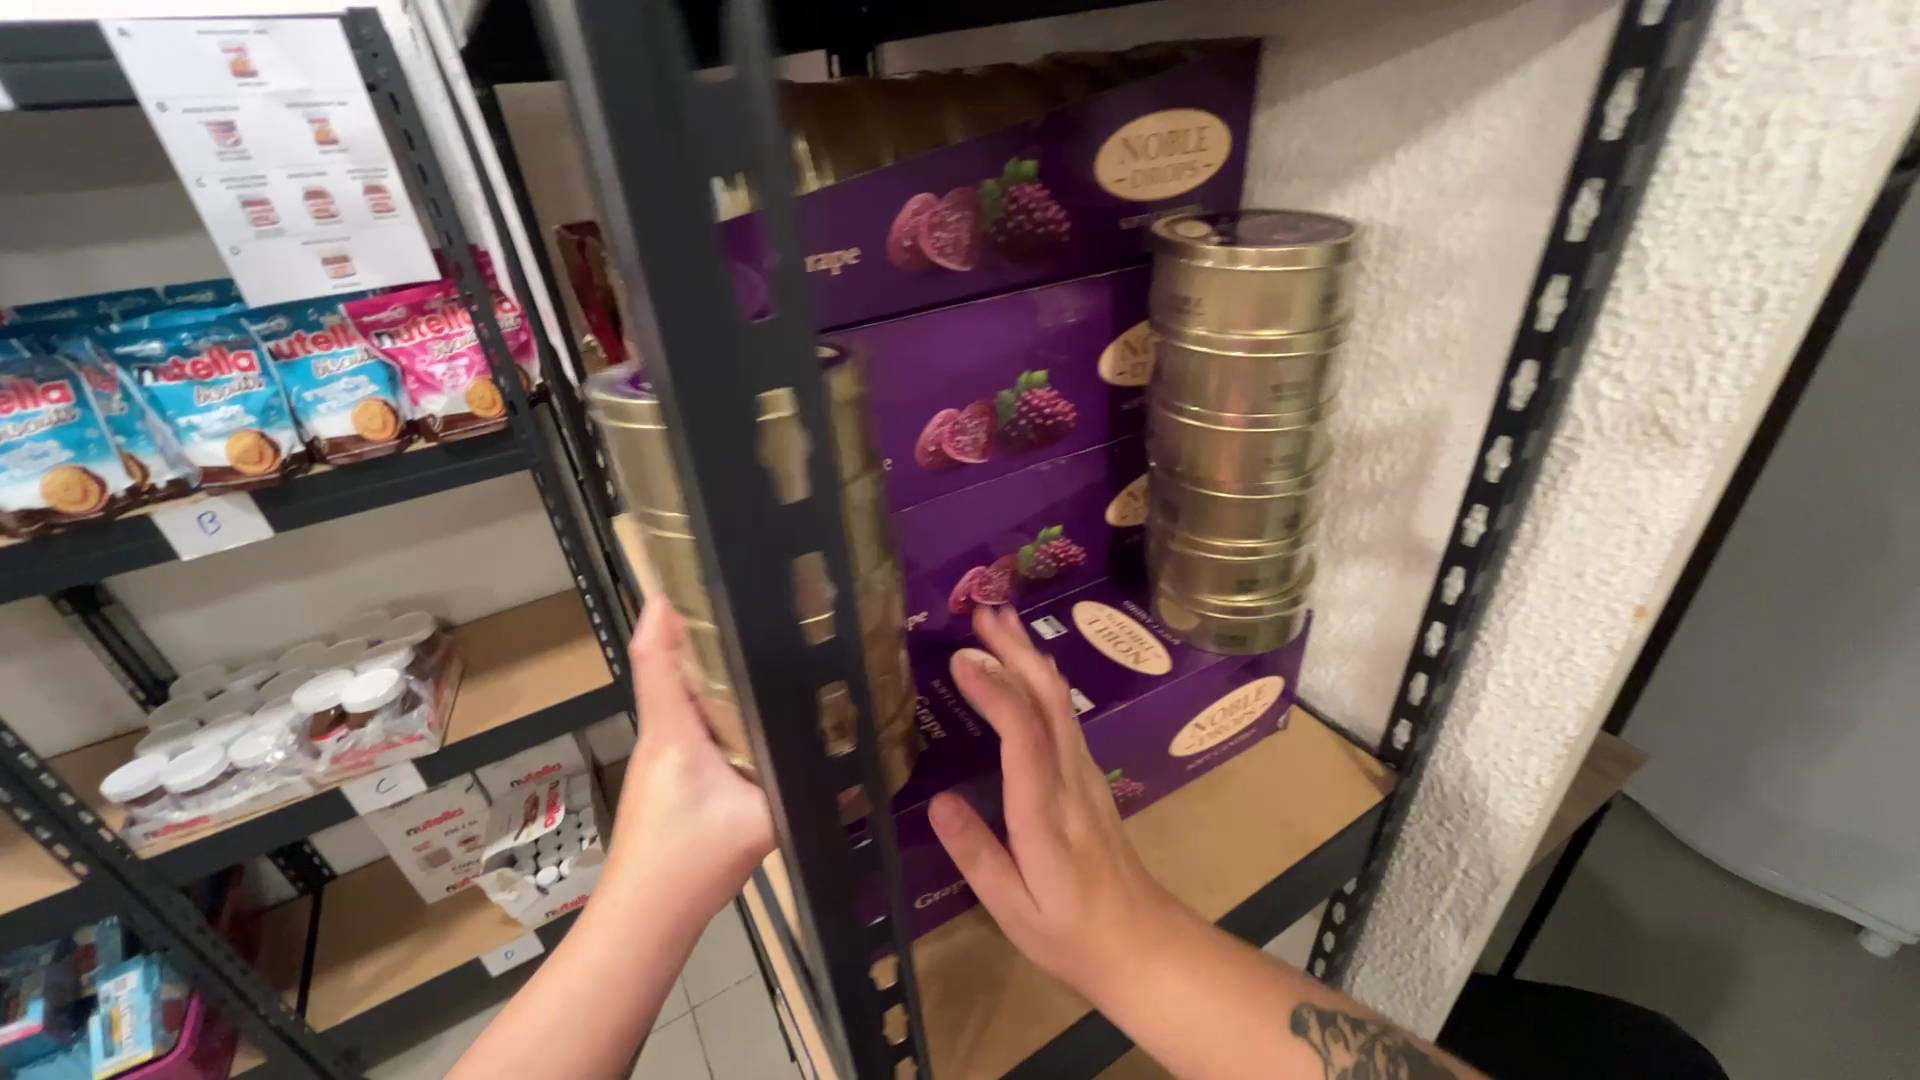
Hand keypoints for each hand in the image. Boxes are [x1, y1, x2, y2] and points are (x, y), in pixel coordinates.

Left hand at [607, 601, 773, 915]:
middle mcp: (659, 736)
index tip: (688, 573)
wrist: (641, 922)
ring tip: (757, 644)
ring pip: (680, 696)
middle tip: (748, 602)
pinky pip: (688, 722)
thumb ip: (803, 791)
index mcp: (673, 733)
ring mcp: (658, 758)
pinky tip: (748, 708)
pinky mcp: (666, 777)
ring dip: (708, 666)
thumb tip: (848, 768)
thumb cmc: (688, 864)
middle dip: (699, 629)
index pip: (655, 657)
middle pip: (669, 666)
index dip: (664, 612)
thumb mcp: (759, 822)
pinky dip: (712, 700)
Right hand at [928, 604, 1182, 991]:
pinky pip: (1065, 715)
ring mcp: (1085, 773)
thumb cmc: (1072, 934)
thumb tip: (937, 801)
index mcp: (1044, 812)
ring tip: (1002, 621)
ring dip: (1030, 656)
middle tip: (984, 611)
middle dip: (1016, 650)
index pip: (1022, 737)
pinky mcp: (1089, 776)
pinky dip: (1043, 680)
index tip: (962, 658)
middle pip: (1048, 700)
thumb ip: (977, 855)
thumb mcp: (1013, 910)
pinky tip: (1031, 667)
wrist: (1143, 943)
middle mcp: (1070, 779)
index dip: (995, 691)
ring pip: (1060, 701)